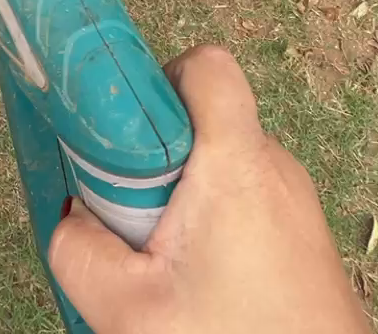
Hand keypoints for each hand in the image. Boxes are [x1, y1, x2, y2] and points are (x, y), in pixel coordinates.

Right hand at [48, 46, 370, 333]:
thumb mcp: (128, 310)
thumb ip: (78, 250)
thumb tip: (73, 214)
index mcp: (238, 163)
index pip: (208, 67)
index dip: (163, 78)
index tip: (130, 132)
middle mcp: (274, 166)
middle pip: (202, 116)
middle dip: (155, 150)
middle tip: (132, 209)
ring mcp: (295, 199)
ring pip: (218, 159)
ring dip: (182, 190)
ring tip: (165, 257)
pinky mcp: (304, 232)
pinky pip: (243, 193)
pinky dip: (212, 217)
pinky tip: (200, 278)